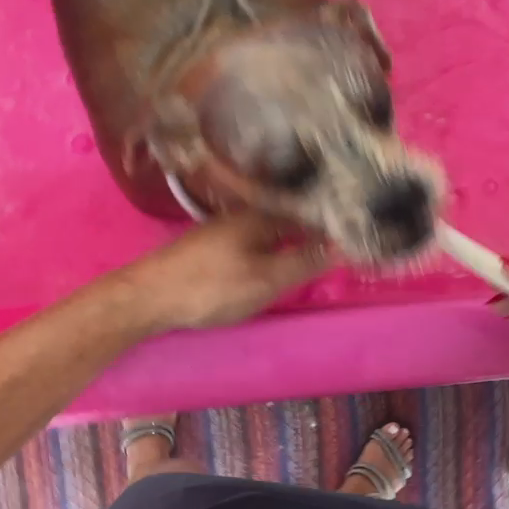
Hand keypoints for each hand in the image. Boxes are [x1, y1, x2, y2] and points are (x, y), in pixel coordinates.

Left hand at [116, 212, 329, 331]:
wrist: (148, 297)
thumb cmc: (211, 288)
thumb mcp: (266, 280)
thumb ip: (304, 261)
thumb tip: (342, 245)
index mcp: (263, 214)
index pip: (311, 212)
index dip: (336, 223)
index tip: (360, 234)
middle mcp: (246, 212)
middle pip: (292, 216)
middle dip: (318, 227)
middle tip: (347, 241)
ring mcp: (227, 226)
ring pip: (274, 227)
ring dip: (297, 236)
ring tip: (321, 249)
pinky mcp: (214, 243)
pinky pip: (257, 237)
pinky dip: (276, 244)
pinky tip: (280, 256)